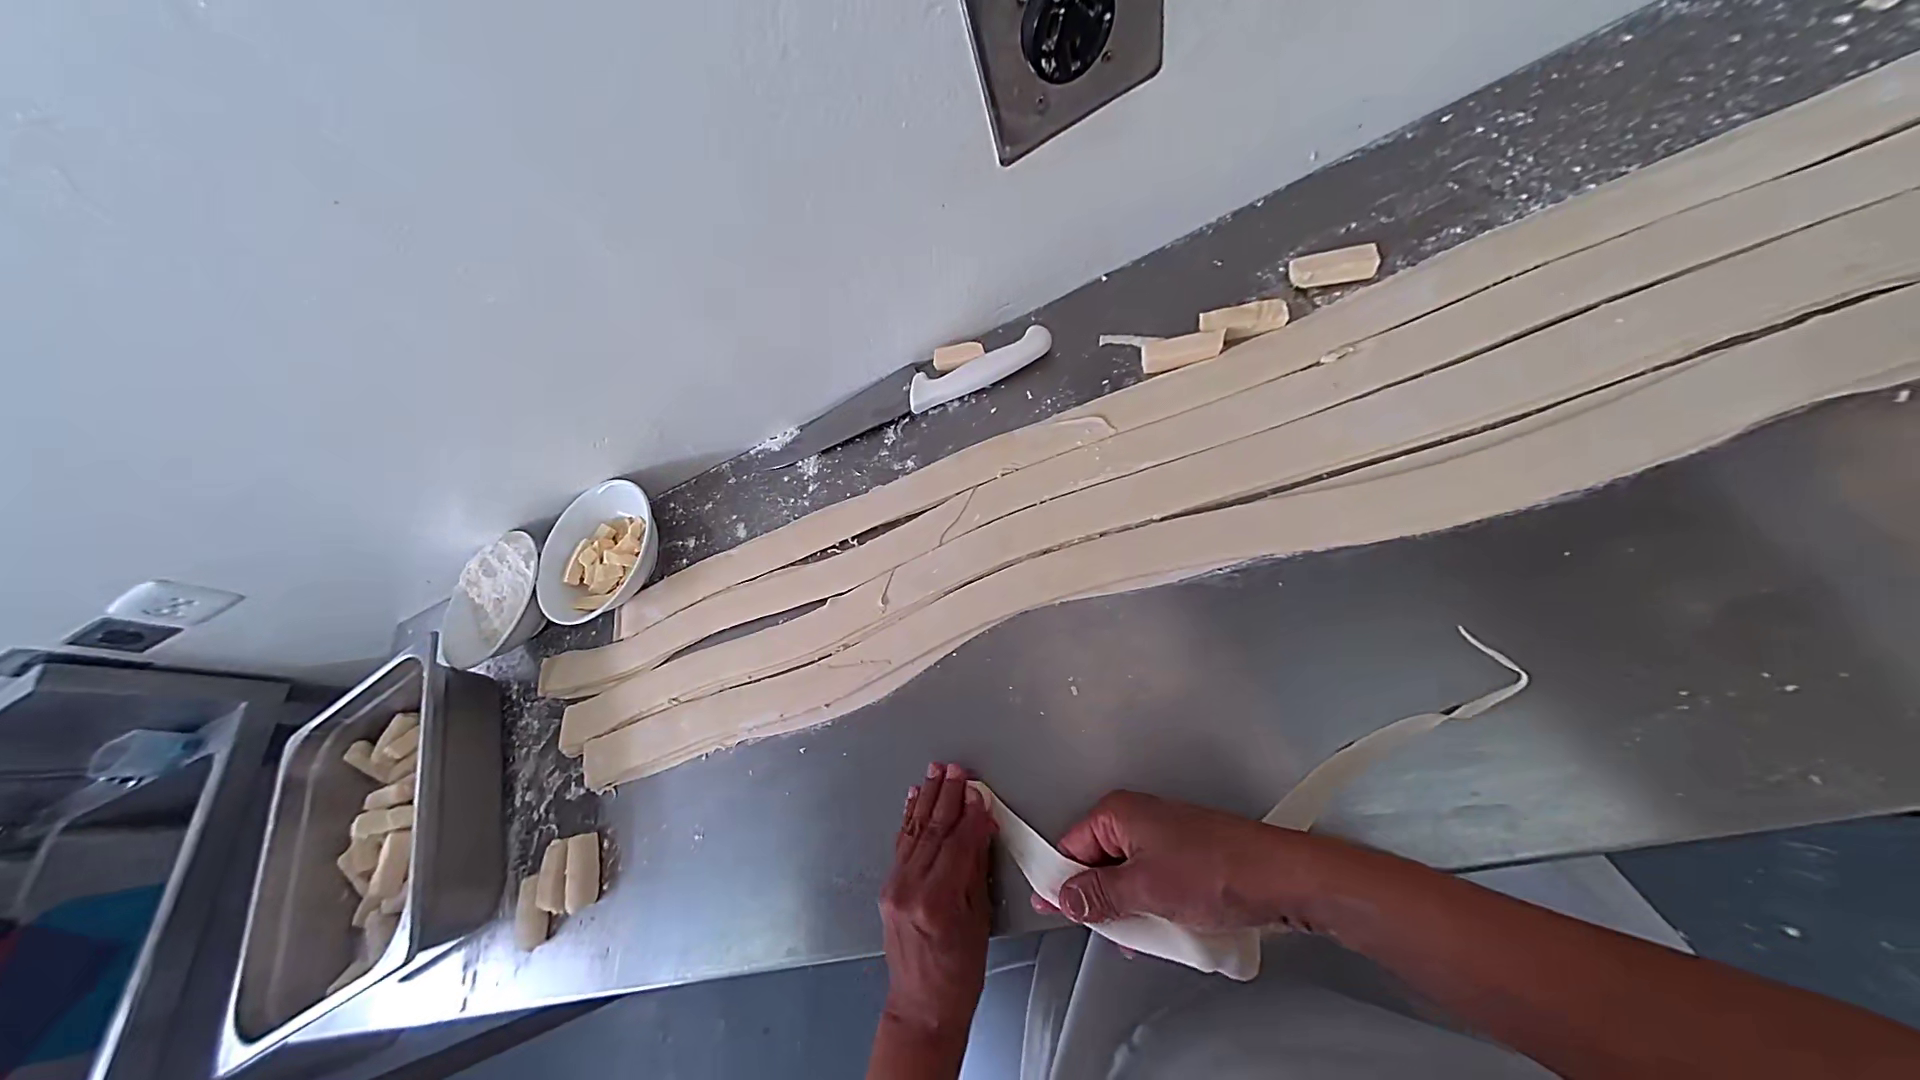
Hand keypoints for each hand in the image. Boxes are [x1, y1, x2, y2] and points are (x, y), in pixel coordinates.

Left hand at [877, 763, 994, 1037]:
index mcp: (937, 901)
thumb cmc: (959, 973)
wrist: (922, 1006)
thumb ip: (977, 868)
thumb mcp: (979, 919)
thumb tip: (982, 826)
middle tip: (958, 770)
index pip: (958, 844)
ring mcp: (894, 886)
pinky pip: (901, 844)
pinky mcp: (888, 886)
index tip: (981, 792)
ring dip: (928, 798)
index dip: (972, 815)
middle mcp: (910, 889)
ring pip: (914, 831)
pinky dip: (909, 817)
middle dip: (948, 796)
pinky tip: (915, 798)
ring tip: (937, 772)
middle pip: (933, 831)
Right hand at [1033, 790, 1324, 931]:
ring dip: (1129, 910)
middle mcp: (1137, 819)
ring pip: (1125, 879)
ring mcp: (1161, 838)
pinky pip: (1150, 884)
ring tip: (1148, 932)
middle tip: (1109, 927)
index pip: (1070, 846)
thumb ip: (1098, 894)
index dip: (1060, 881)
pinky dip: (1151, 908)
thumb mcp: (1144, 889)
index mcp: (1118, 813)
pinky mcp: (1182, 857)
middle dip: (1100, 901)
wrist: (1280, 877)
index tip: (1052, 908)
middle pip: (1097, 864)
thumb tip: (1067, 897)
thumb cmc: (1220, 868)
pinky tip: (1165, 930)